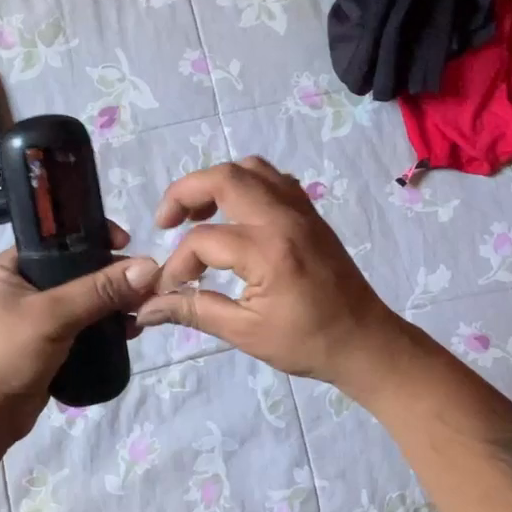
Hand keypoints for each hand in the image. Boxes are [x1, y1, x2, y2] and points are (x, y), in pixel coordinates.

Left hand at [0, 223, 157, 443]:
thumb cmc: (6, 356)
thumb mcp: (53, 316)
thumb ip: (99, 290)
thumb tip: (149, 267)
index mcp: (11, 266)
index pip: (58, 237)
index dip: (94, 236)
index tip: (128, 244)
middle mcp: (25, 286)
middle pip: (79, 268)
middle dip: (113, 275)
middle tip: (147, 285)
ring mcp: (39, 317)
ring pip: (87, 299)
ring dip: (115, 303)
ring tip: (143, 310)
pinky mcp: (52, 344)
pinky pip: (87, 325)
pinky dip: (108, 326)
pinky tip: (131, 330)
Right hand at [136, 157, 414, 389]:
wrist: (365, 341)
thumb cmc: (306, 342)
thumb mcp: (245, 332)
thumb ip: (194, 310)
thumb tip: (146, 308)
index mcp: (268, 250)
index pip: (202, 239)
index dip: (176, 265)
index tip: (169, 290)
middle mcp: (284, 218)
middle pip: (224, 178)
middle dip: (185, 193)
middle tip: (165, 222)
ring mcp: (301, 210)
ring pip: (250, 169)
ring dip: (215, 182)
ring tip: (196, 213)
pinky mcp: (310, 213)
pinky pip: (273, 179)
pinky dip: (245, 185)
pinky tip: (234, 215)